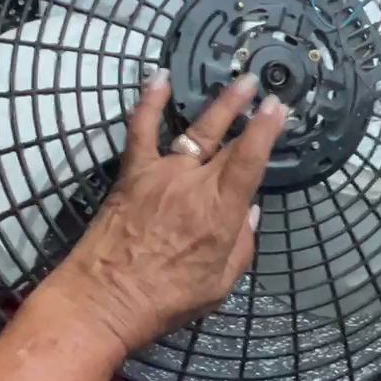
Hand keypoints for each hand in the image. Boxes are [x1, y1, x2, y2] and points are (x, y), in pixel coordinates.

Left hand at [41, 69, 286, 353]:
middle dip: (251, 113)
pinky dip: (149, 101)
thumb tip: (251, 213)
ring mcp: (161, 173)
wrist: (101, 302)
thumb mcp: (219, 286)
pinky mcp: (133, 173)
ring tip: (239, 83)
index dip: (266, 130)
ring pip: (196, 129)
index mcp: (220, 212)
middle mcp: (194, 184)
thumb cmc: (163, 301)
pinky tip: (159, 78)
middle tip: (265, 91)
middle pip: (228, 142)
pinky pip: (141, 129)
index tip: (278, 108)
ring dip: (220, 104)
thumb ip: (241, 246)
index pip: (250, 160)